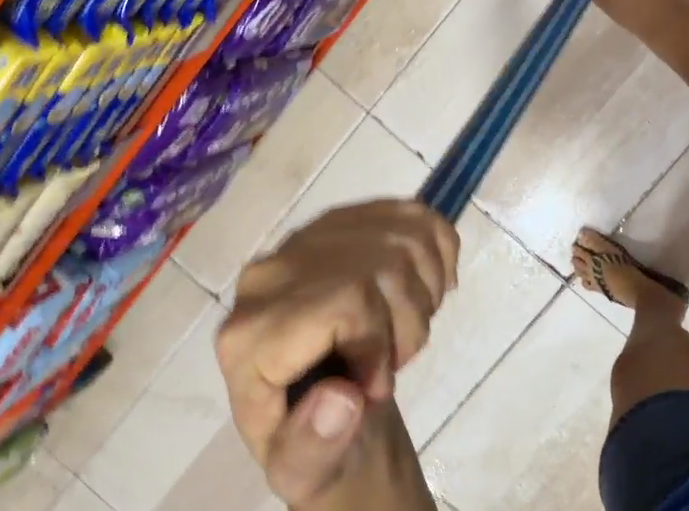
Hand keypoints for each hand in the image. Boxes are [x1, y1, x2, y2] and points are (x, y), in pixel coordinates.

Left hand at [216, 200, 458, 507]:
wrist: (336, 409)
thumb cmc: (318, 445)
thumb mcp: (306, 473)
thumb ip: (313, 446)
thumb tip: (341, 399)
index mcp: (249, 332)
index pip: (347, 301)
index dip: (379, 344)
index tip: (374, 386)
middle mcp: (270, 272)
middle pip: (383, 264)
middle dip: (408, 322)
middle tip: (392, 362)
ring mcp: (309, 238)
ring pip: (407, 238)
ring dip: (426, 294)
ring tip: (401, 333)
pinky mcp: (345, 219)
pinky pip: (417, 216)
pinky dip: (439, 256)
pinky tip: (421, 293)